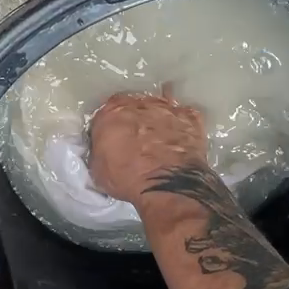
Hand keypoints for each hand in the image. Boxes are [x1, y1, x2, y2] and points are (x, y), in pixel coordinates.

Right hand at [87, 88, 207, 204]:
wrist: (168, 184)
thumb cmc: (127, 177)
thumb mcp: (98, 169)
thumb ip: (100, 151)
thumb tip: (103, 151)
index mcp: (111, 112)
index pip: (106, 112)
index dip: (110, 125)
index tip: (112, 138)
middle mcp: (138, 104)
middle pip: (133, 105)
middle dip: (133, 119)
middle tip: (135, 138)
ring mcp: (166, 109)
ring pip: (158, 106)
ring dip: (157, 118)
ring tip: (158, 137)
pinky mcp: (190, 119)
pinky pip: (183, 114)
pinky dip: (180, 122)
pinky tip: (179, 135)